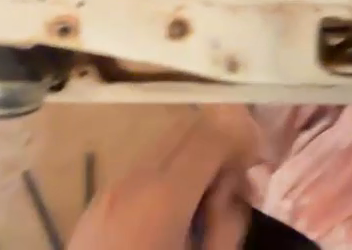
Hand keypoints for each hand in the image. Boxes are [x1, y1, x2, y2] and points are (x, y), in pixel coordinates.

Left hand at [68, 107, 256, 249]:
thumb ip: (227, 223)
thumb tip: (233, 191)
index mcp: (165, 196)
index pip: (211, 133)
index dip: (241, 138)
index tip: (256, 163)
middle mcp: (134, 179)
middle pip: (187, 128)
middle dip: (217, 144)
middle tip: (234, 183)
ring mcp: (110, 188)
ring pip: (163, 144)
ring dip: (191, 158)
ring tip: (201, 204)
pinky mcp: (96, 204)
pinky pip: (142, 168)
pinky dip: (166, 174)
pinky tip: (171, 216)